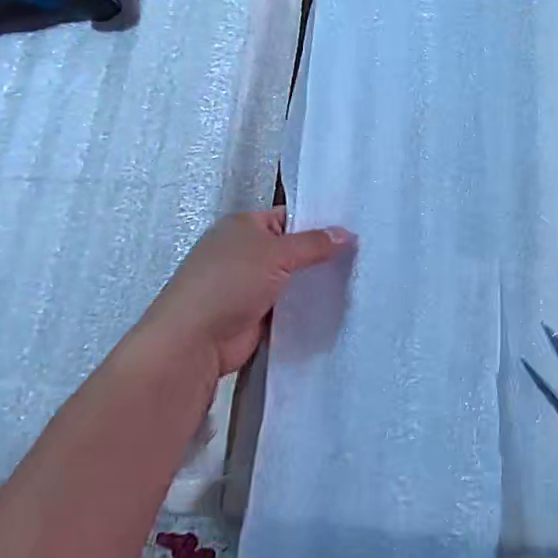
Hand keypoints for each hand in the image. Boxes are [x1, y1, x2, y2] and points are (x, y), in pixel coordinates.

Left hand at [115, 208, 352, 383]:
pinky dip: (307, 307)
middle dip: (322, 255)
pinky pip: (289, 306)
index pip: (288, 217)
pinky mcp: (256, 315)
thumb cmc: (229, 283)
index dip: (319, 223)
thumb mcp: (276, 253)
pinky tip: (336, 307)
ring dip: (315, 284)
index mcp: (244, 226)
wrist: (195, 340)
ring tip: (357, 281)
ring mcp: (250, 285)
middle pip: (293, 249)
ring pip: (293, 280)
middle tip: (362, 257)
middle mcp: (245, 252)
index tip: (353, 231)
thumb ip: (314, 244)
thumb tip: (347, 234)